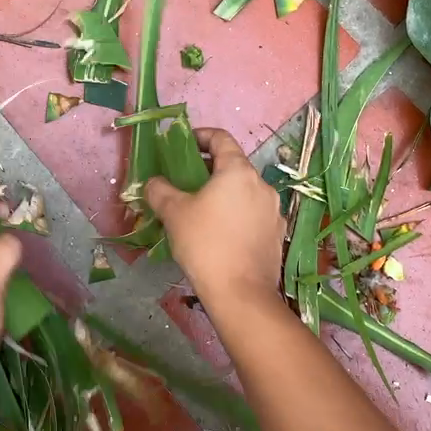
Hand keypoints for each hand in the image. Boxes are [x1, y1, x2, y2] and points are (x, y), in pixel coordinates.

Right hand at [147, 128, 283, 310]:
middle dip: (207, 169)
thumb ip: (160, 189)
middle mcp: (261, 185)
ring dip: (222, 193)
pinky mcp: (276, 235)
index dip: (200, 136)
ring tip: (199, 209)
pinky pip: (252, 214)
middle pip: (233, 165)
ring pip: (243, 191)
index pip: (221, 138)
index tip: (183, 144)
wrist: (241, 294)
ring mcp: (273, 211)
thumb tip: (154, 182)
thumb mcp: (173, 212)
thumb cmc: (205, 243)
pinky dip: (235, 213)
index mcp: (238, 171)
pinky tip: (218, 233)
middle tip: (184, 182)